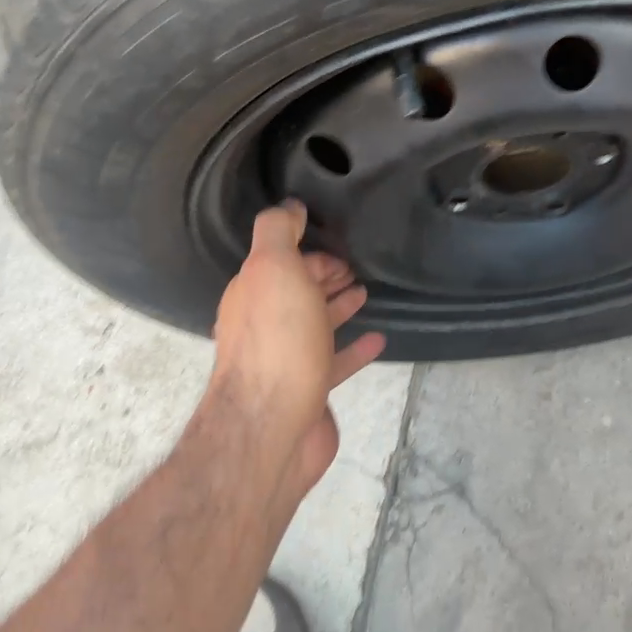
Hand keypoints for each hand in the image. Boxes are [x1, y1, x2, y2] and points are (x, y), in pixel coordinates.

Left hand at [209, 201, 386, 497]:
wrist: (272, 427)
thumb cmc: (276, 340)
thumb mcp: (272, 267)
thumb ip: (279, 231)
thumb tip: (289, 205)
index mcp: (253, 294)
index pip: (281, 263)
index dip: (310, 252)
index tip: (340, 244)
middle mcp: (265, 326)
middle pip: (297, 293)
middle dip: (323, 276)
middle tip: (356, 266)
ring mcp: (286, 361)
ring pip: (315, 325)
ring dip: (338, 307)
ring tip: (366, 293)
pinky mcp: (310, 392)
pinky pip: (336, 362)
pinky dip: (356, 349)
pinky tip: (378, 339)